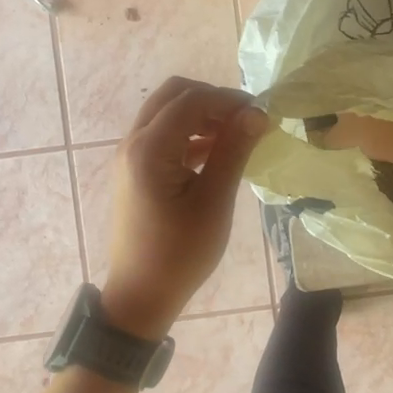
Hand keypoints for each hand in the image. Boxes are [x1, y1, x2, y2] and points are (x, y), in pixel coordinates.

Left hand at [101, 78, 269, 338]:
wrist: (140, 297)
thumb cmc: (179, 254)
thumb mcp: (214, 202)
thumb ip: (233, 151)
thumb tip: (257, 113)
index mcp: (149, 149)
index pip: (191, 100)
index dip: (229, 100)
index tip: (261, 116)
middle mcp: (133, 143)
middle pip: (174, 95)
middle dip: (212, 100)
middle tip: (245, 121)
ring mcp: (130, 156)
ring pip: (166, 113)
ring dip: (200, 115)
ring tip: (236, 138)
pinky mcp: (135, 170)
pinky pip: (162, 135)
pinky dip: (189, 134)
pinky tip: (216, 154)